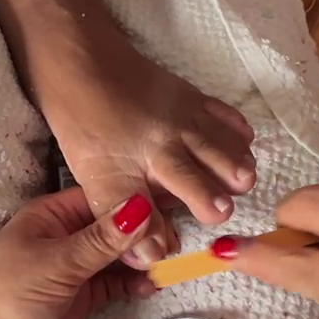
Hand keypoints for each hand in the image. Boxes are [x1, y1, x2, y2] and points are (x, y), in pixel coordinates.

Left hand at [0, 189, 157, 318]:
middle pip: (112, 227)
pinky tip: (152, 285)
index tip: (170, 205)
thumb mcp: (59, 261)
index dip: (133, 201)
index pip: (99, 196)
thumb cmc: (10, 293)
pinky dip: (133, 283)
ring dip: (141, 260)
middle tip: (177, 239)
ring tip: (170, 264)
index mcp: (51, 214)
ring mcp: (74, 266)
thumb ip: (102, 239)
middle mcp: (65, 235)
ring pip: (117, 256)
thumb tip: (143, 206)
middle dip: (142, 233)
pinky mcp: (82, 296)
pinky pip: (114, 283)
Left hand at [36, 27, 258, 267]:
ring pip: (232, 144)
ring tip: (239, 180)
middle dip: (229, 191)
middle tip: (225, 203)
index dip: (206, 210)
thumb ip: (121, 214)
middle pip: (223, 169)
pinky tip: (239, 145)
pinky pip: (229, 116)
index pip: (192, 194)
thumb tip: (152, 256)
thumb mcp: (93, 175)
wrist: (79, 62)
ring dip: (239, 165)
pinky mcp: (192, 94)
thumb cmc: (81, 123)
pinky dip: (238, 134)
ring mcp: (190, 113)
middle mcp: (181, 137)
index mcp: (156, 159)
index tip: (207, 222)